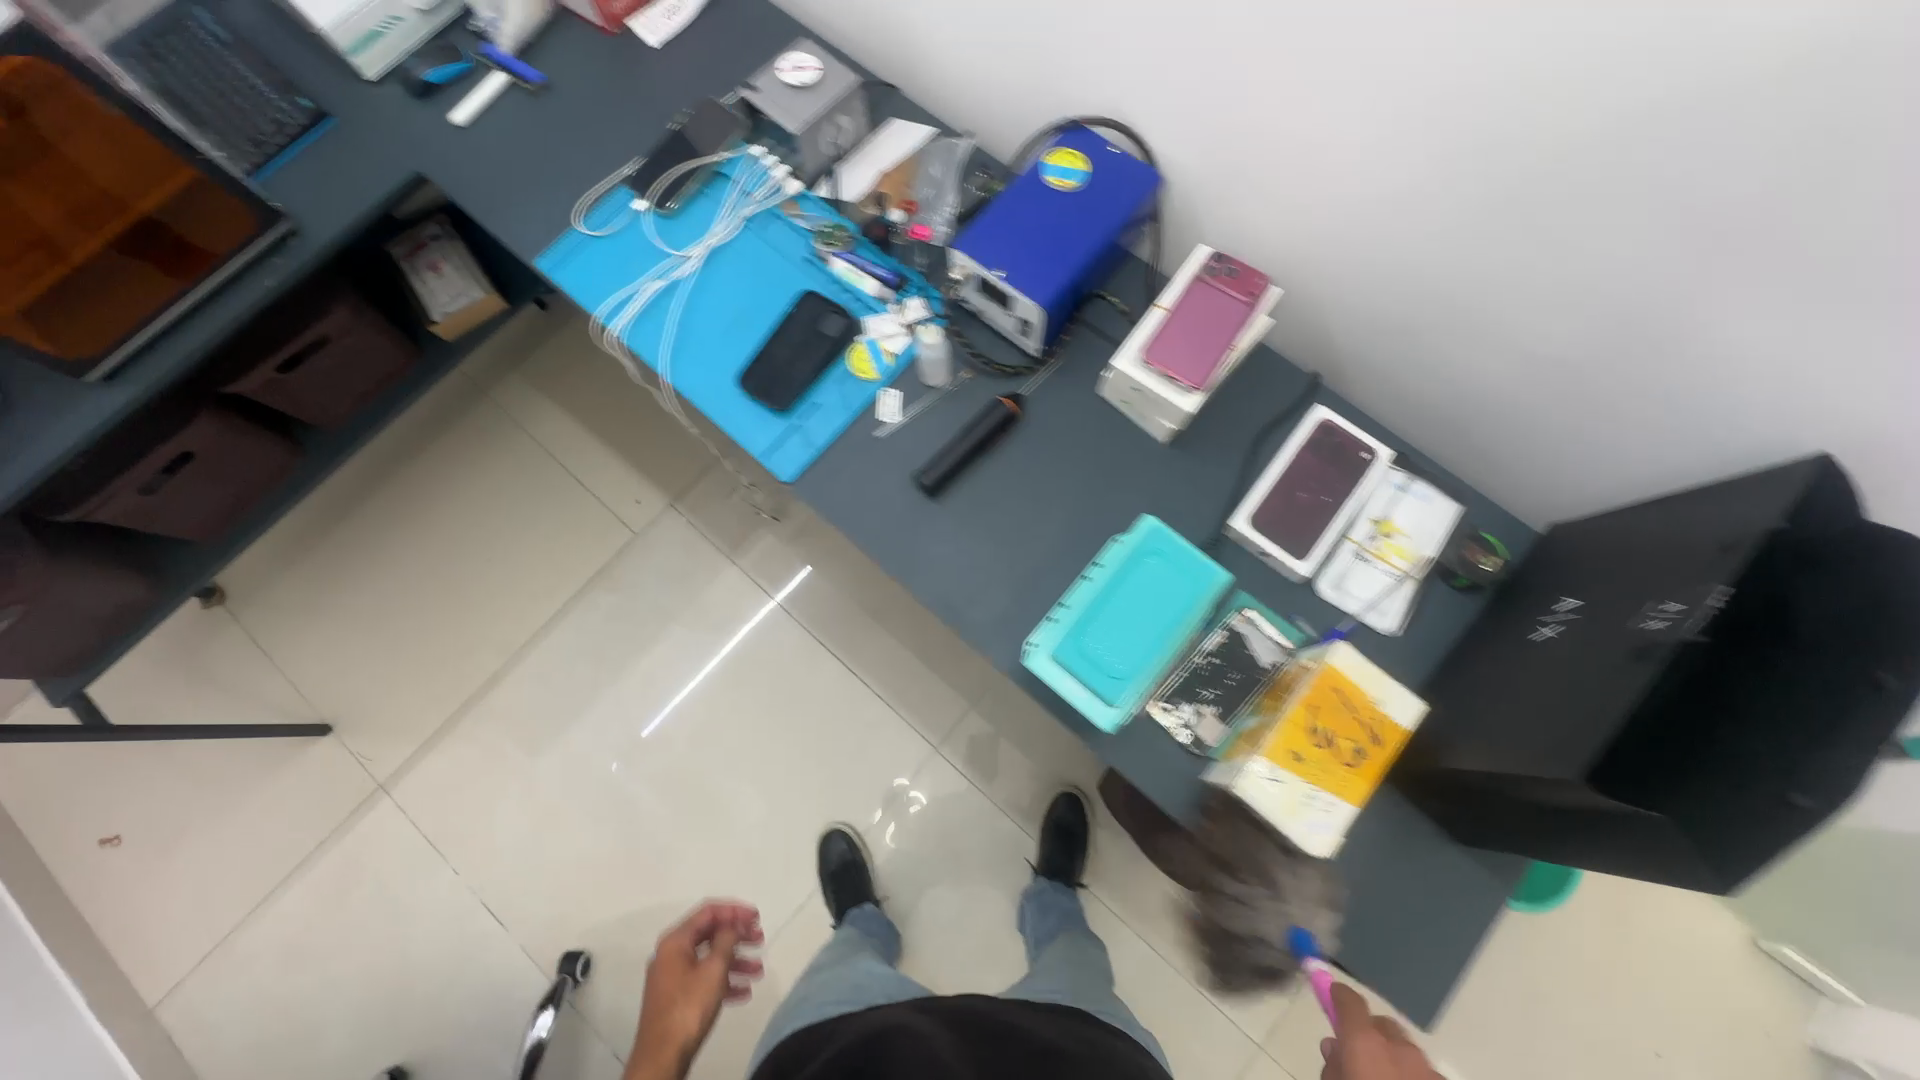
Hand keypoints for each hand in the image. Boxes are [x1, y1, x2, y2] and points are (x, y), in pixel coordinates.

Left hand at [626, 900, 764, 1079]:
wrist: (661, 1056)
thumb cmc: (688, 1007)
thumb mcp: (713, 969)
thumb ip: (726, 940)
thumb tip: (732, 924)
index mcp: (676, 941)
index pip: (708, 912)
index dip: (735, 910)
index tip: (757, 917)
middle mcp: (671, 954)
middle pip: (709, 934)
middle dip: (737, 936)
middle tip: (760, 940)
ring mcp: (672, 977)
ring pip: (709, 959)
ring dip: (735, 961)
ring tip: (758, 971)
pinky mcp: (676, 997)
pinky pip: (703, 980)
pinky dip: (724, 981)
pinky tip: (743, 993)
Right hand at [1320, 983, 1441, 1079]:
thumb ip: (1332, 1063)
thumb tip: (1333, 1046)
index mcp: (1364, 1043)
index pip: (1350, 1001)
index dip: (1339, 994)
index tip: (1330, 990)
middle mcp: (1398, 1047)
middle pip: (1382, 1024)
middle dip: (1370, 1031)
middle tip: (1358, 1052)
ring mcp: (1427, 1067)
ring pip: (1406, 1048)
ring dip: (1394, 1055)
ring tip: (1384, 1075)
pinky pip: (1424, 1070)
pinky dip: (1413, 1074)